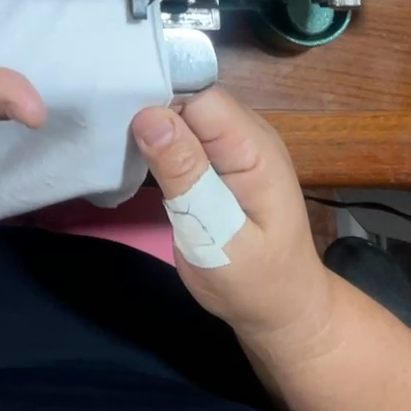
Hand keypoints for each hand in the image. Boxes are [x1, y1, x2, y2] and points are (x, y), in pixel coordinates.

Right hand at [130, 89, 338, 352]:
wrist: (283, 310)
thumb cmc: (255, 282)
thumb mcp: (217, 236)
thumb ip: (185, 175)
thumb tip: (148, 116)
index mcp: (254, 149)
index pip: (198, 100)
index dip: (163, 112)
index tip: (134, 139)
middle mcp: (248, 134)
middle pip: (190, 100)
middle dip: (155, 118)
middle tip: (127, 152)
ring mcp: (236, 143)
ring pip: (185, 113)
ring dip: (156, 131)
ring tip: (132, 157)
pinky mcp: (221, 156)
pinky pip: (186, 132)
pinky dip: (163, 144)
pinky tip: (149, 165)